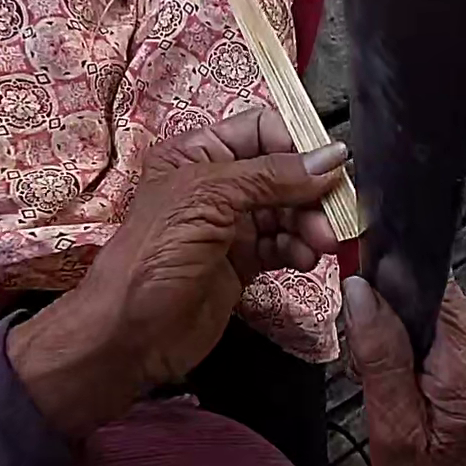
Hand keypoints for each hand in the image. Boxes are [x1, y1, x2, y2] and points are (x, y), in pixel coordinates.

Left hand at [8, 108, 345, 436]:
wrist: (131, 335)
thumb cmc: (154, 256)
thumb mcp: (208, 200)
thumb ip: (272, 176)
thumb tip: (333, 158)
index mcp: (200, 153)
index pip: (262, 130)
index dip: (297, 146)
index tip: (329, 169)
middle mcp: (219, 184)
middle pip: (283, 172)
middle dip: (311, 192)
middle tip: (334, 216)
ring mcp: (233, 223)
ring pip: (289, 210)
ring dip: (311, 224)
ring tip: (321, 243)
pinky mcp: (245, 260)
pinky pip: (285, 244)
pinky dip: (300, 249)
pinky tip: (306, 259)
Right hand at [346, 278, 465, 465]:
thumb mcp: (389, 426)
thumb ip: (379, 353)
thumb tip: (362, 292)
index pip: (427, 296)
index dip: (390, 302)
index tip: (370, 328)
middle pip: (434, 298)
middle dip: (397, 319)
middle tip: (381, 366)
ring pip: (439, 304)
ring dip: (410, 328)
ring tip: (400, 372)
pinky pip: (450, 317)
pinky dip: (426, 336)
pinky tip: (418, 367)